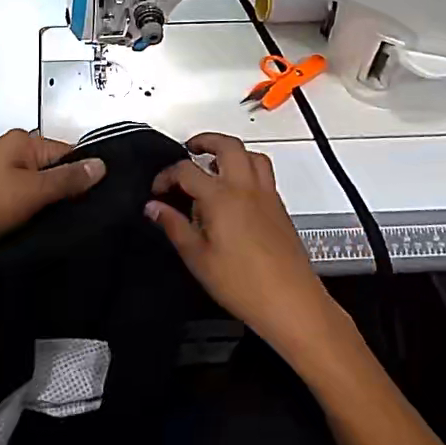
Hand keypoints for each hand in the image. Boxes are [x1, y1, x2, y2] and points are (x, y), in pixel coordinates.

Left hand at [0, 129, 104, 275]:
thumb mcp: (30, 192)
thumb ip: (67, 179)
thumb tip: (101, 164)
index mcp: (22, 142)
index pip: (70, 153)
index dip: (87, 176)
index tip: (106, 201)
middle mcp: (11, 156)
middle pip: (55, 173)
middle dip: (69, 196)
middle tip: (90, 221)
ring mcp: (0, 180)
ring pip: (39, 195)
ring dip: (50, 212)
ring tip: (69, 232)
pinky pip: (23, 209)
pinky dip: (32, 221)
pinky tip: (44, 236)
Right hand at [144, 133, 343, 349]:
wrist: (290, 303)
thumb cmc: (247, 285)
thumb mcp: (197, 257)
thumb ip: (174, 226)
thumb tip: (155, 209)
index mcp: (221, 197)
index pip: (186, 170)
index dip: (166, 176)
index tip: (158, 189)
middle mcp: (246, 189)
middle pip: (226, 145)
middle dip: (205, 141)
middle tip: (190, 147)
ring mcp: (266, 196)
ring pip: (251, 154)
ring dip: (231, 150)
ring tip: (215, 159)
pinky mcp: (279, 208)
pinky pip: (264, 173)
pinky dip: (248, 167)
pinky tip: (238, 187)